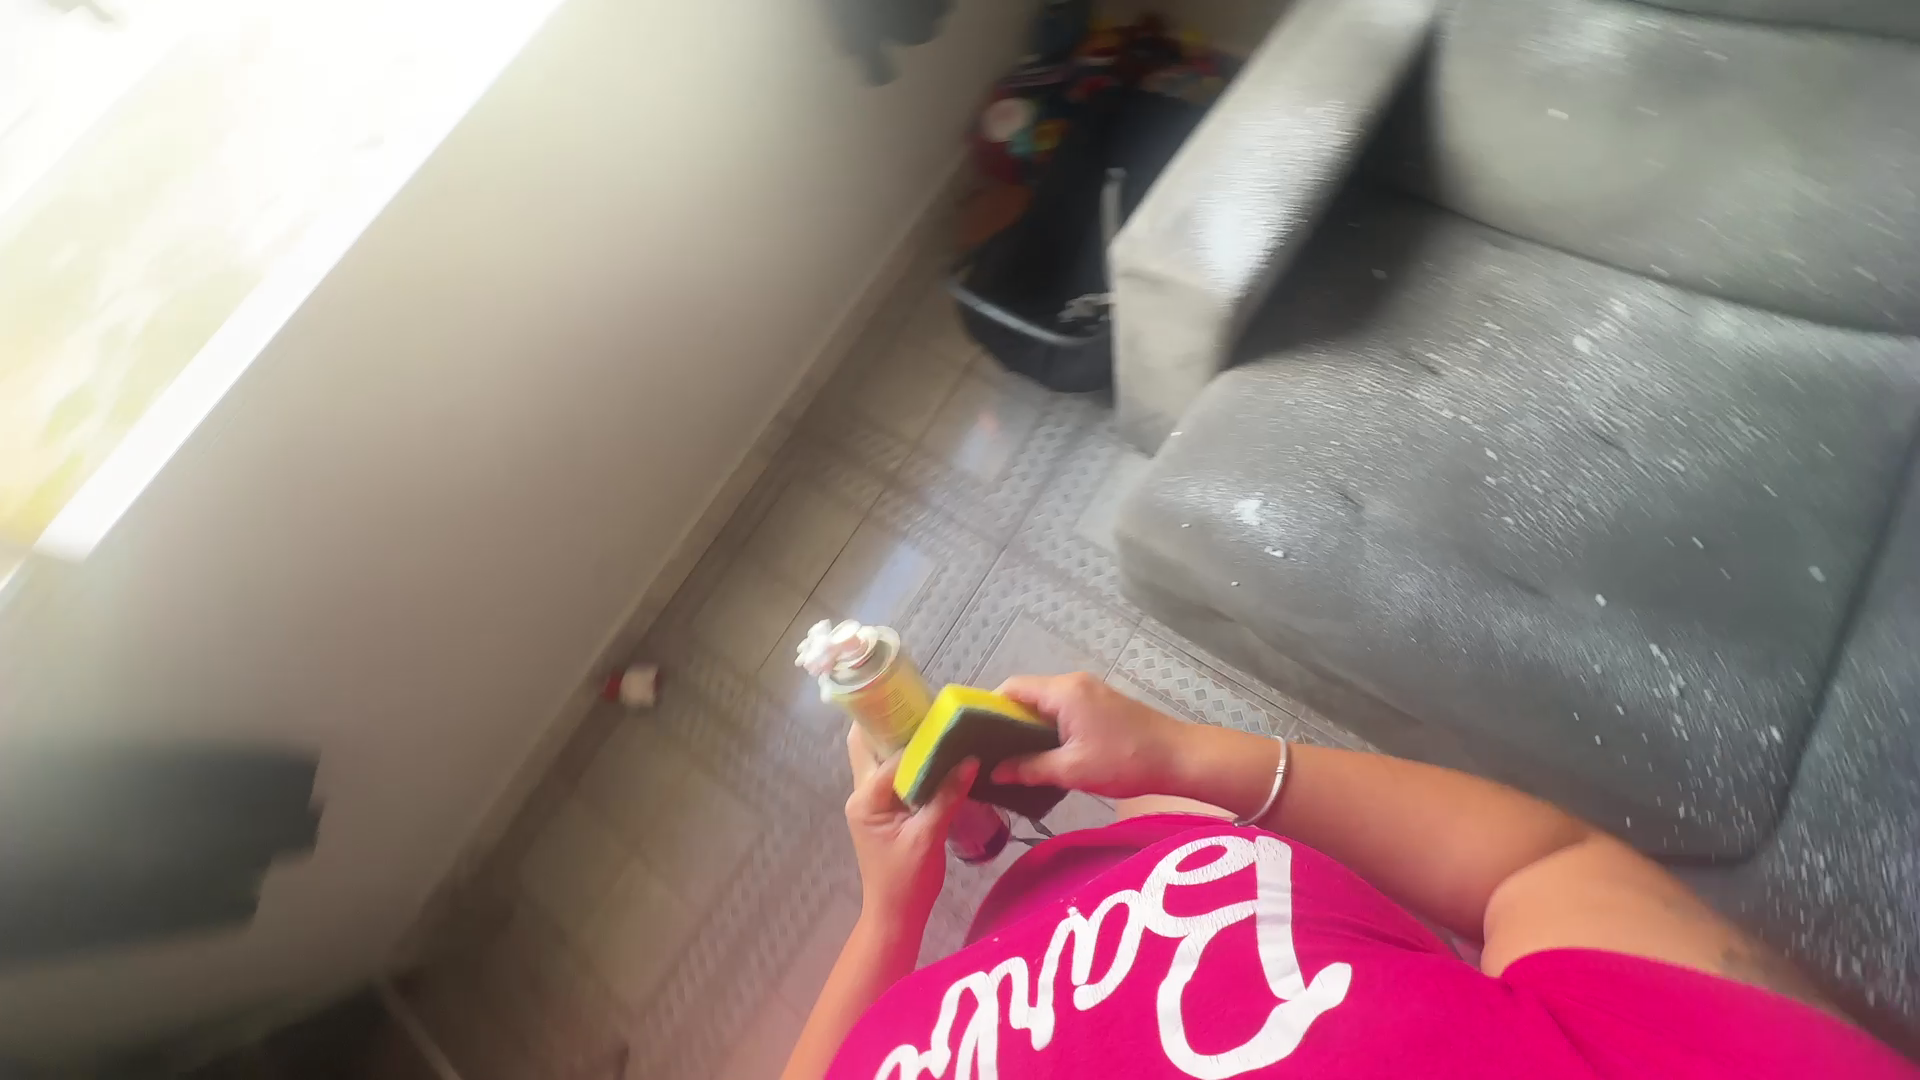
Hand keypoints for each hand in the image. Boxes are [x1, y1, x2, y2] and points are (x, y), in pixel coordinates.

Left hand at [844, 725, 978, 925]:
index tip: (940, 714)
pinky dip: (909, 757)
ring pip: (879, 754)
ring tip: (933, 720)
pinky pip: (892, 771)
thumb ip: (947, 796)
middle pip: (868, 743)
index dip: (916, 737)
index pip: (891, 755)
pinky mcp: (882, 806)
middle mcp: (862, 793)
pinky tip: (934, 750)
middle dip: (891, 721)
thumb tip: (970, 760)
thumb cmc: (907, 880)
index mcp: (866, 799)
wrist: (895, 916)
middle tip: (925, 703)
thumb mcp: (929, 838)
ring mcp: (870, 799)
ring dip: (900, 737)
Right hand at [990, 673, 1188, 798]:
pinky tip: (1042, 752)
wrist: (1179, 758)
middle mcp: (1073, 682)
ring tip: (1010, 756)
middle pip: (1027, 694)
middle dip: (1006, 720)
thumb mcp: (1072, 769)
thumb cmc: (1124, 761)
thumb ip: (1029, 768)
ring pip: (1044, 702)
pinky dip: (1047, 726)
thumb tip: (994, 773)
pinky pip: (1061, 708)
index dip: (989, 707)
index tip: (974, 734)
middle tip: (988, 751)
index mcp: (1063, 691)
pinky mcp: (1100, 703)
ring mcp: (1088, 691)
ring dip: (1028, 725)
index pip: (1012, 688)